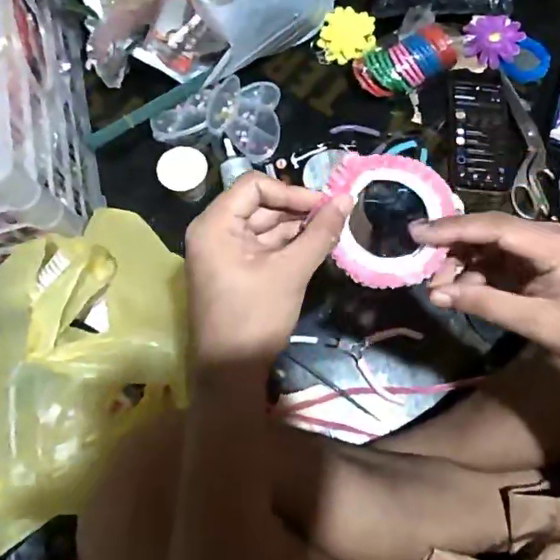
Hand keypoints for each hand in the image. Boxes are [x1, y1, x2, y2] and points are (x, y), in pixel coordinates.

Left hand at [184, 174, 350, 364]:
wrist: (230, 374)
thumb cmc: (255, 317)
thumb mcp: (292, 271)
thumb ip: (320, 232)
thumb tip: (347, 199)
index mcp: (214, 225)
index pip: (254, 186)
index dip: (291, 192)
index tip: (322, 207)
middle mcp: (213, 232)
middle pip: (259, 204)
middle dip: (297, 210)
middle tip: (333, 220)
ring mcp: (222, 252)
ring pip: (264, 225)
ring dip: (296, 227)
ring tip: (329, 234)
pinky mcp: (233, 269)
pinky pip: (262, 244)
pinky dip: (287, 244)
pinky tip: (314, 248)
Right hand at [413, 213, 559, 376]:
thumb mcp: (536, 323)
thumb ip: (487, 304)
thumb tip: (438, 294)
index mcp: (549, 243)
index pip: (491, 226)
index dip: (451, 228)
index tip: (415, 233)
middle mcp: (544, 235)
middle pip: (487, 230)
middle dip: (451, 247)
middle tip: (422, 269)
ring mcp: (541, 246)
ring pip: (489, 244)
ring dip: (463, 262)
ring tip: (440, 289)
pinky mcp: (538, 260)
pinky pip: (499, 258)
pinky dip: (478, 272)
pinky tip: (462, 290)